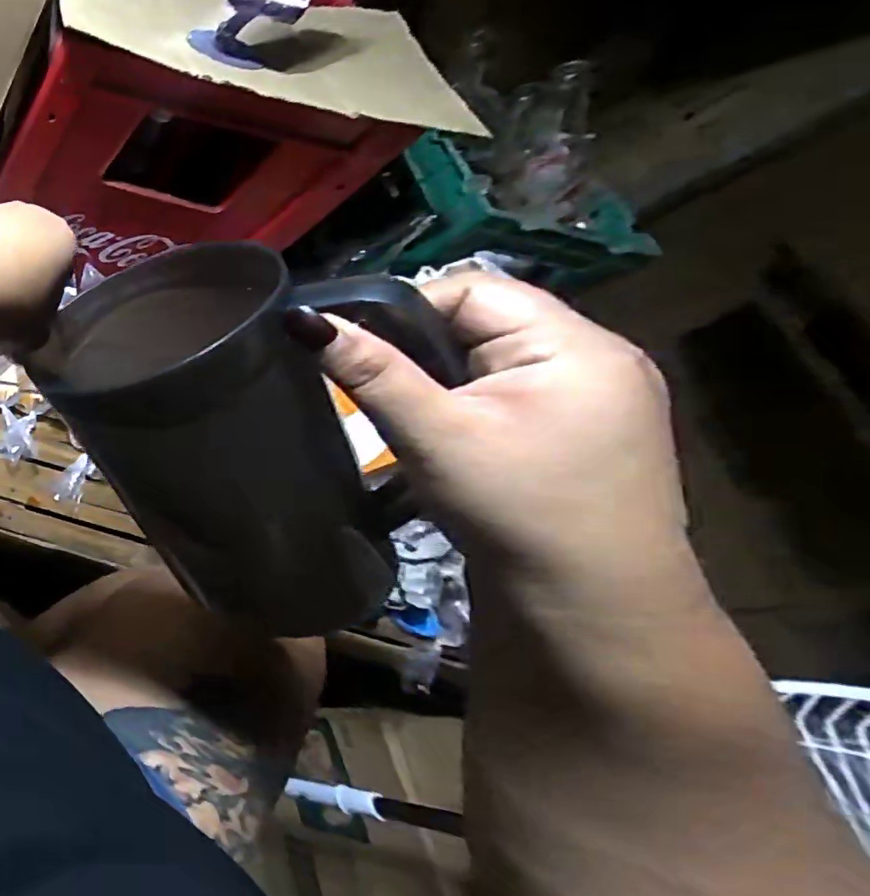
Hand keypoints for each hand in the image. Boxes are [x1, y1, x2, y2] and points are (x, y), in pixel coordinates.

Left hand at [0, 202, 75, 346]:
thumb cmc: (6, 305)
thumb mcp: (33, 334)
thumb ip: (39, 332)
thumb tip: (30, 333)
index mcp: (64, 241)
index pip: (62, 278)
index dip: (43, 307)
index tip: (24, 325)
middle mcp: (36, 216)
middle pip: (29, 262)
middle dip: (14, 293)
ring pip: (0, 255)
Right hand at [298, 273, 687, 586]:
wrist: (591, 606)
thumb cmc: (514, 506)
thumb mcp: (433, 432)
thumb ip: (371, 371)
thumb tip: (302, 320)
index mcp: (574, 343)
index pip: (471, 289)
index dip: (403, 307)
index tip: (351, 344)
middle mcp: (593, 357)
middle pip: (480, 320)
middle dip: (417, 345)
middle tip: (368, 380)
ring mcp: (590, 396)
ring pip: (486, 357)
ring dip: (436, 374)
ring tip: (399, 407)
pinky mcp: (574, 430)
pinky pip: (503, 388)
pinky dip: (460, 398)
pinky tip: (440, 429)